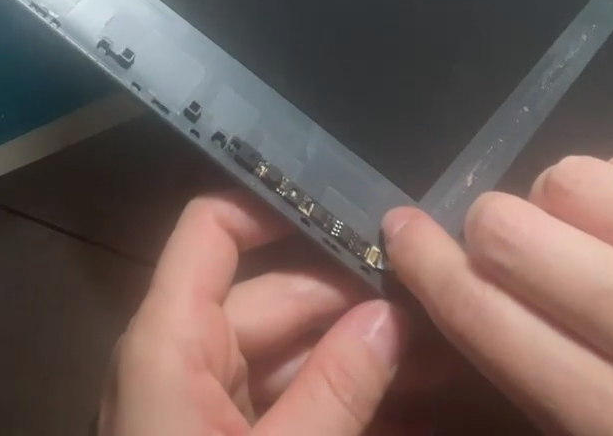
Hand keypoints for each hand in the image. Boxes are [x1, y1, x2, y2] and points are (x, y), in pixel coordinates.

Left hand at [101, 192, 406, 435]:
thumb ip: (335, 389)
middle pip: (271, 296)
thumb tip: (390, 317)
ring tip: (440, 347)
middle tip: (432, 299)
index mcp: (172, 336)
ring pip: (289, 354)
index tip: (348, 210)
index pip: (212, 231)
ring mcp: (206, 405)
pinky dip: (341, 400)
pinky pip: (288, 405)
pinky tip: (411, 405)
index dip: (271, 207)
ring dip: (358, 353)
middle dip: (350, 299)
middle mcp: (185, 356)